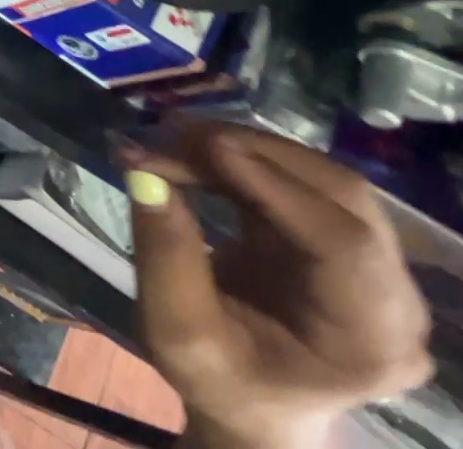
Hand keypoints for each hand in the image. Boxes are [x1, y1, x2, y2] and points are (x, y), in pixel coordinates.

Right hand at [121, 122, 432, 448]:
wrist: (252, 405)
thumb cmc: (215, 379)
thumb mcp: (174, 329)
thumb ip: (163, 255)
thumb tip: (141, 174)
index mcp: (368, 340)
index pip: (343, 244)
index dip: (276, 186)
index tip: (203, 143)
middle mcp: (394, 302)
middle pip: (345, 202)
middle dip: (255, 155)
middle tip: (170, 131)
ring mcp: (378, 274)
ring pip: (328, 186)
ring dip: (248, 152)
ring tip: (173, 139)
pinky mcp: (346, 251)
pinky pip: (304, 191)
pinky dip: (246, 165)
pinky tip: (196, 155)